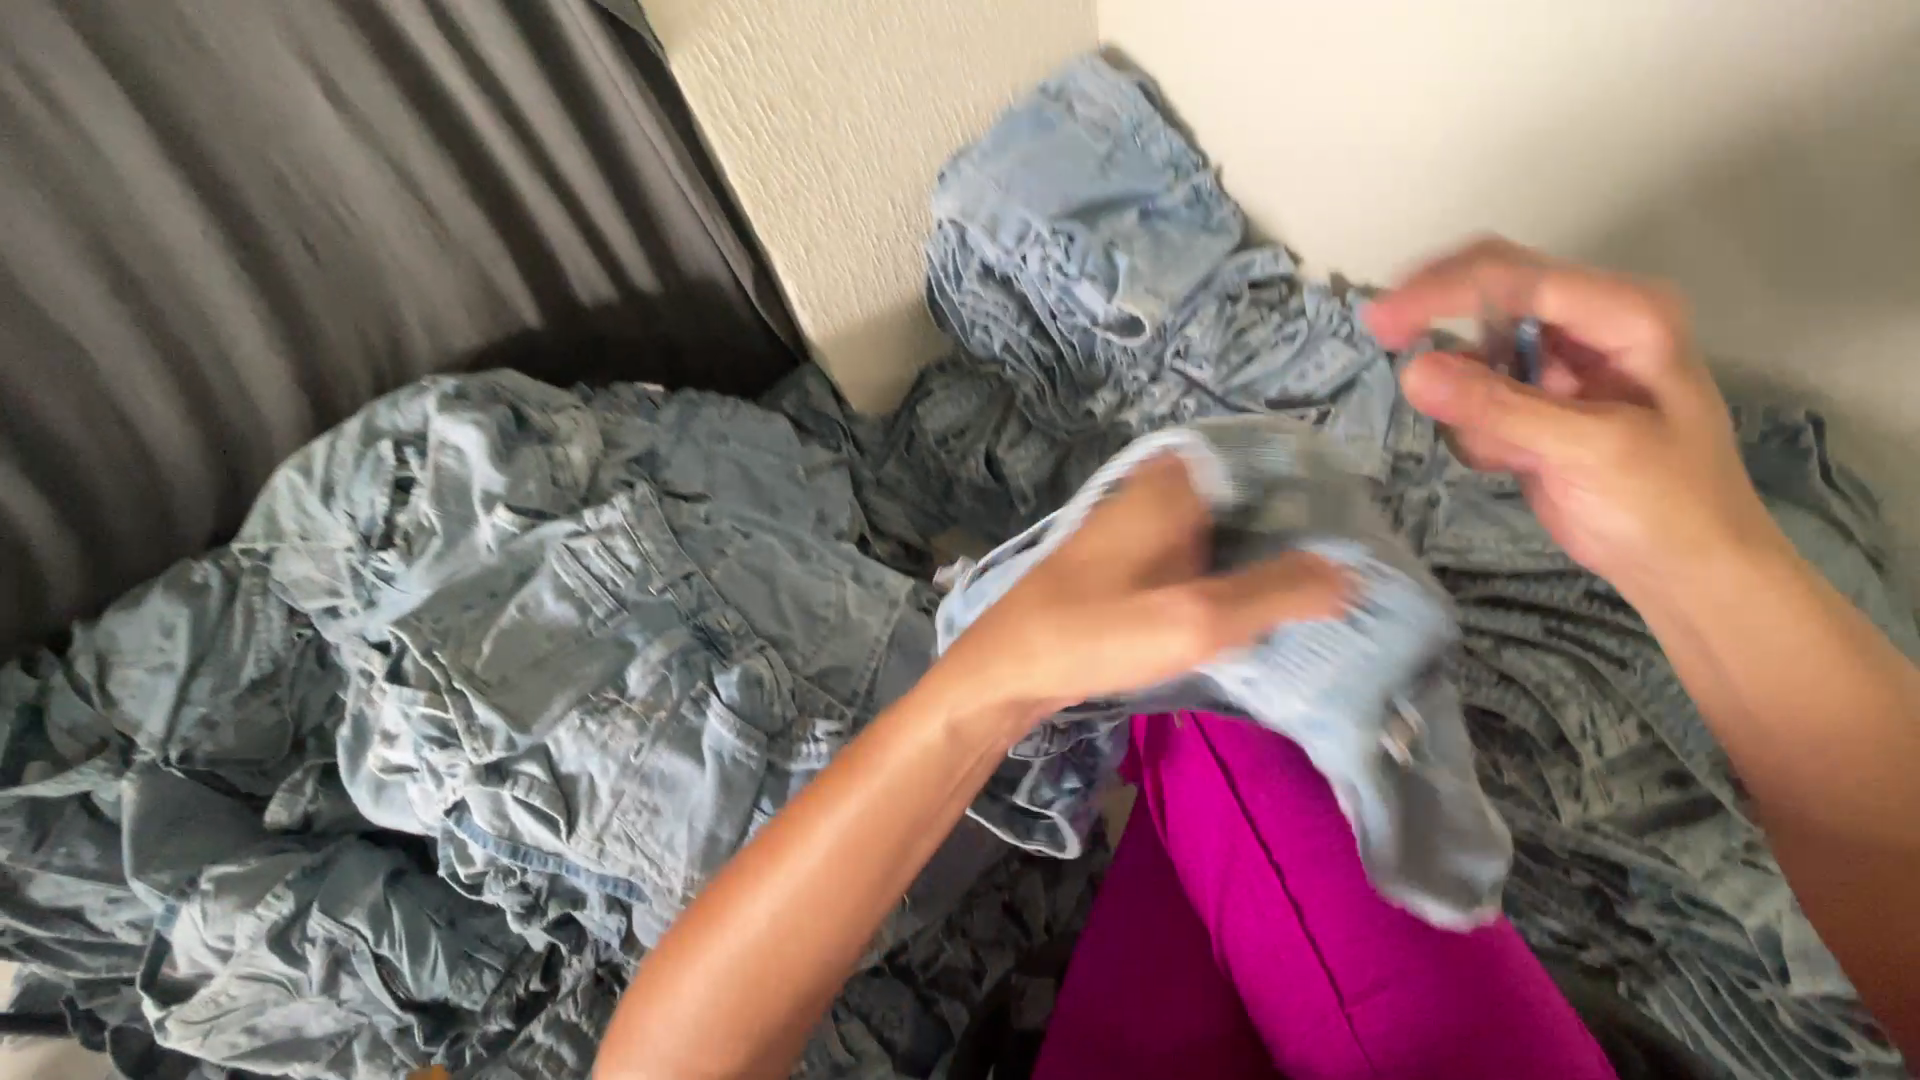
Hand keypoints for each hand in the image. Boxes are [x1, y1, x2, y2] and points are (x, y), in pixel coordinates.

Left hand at [931, 456, 1349, 725]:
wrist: (1006, 669)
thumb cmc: (1093, 636)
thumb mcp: (1194, 620)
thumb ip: (1275, 593)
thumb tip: (1352, 572)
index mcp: (1172, 483)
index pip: (1268, 462)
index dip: (1319, 491)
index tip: (1363, 530)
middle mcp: (1155, 490)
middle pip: (1246, 495)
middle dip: (1295, 528)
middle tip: (1348, 570)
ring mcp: (1136, 524)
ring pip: (1220, 526)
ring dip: (1261, 554)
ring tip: (1317, 591)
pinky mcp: (1126, 560)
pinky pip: (1193, 552)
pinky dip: (1225, 571)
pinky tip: (1248, 606)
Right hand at [1364, 237, 1779, 599]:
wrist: (1682, 563)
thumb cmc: (1663, 501)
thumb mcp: (1587, 449)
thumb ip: (1499, 408)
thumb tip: (1412, 370)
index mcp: (1624, 314)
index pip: (1517, 278)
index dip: (1443, 291)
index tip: (1380, 323)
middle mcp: (1589, 323)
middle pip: (1491, 289)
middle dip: (1437, 315)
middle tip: (1385, 339)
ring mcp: (1557, 361)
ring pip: (1473, 347)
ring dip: (1465, 398)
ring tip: (1505, 452)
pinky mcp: (1532, 398)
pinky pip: (1472, 393)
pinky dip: (1472, 428)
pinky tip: (1511, 461)